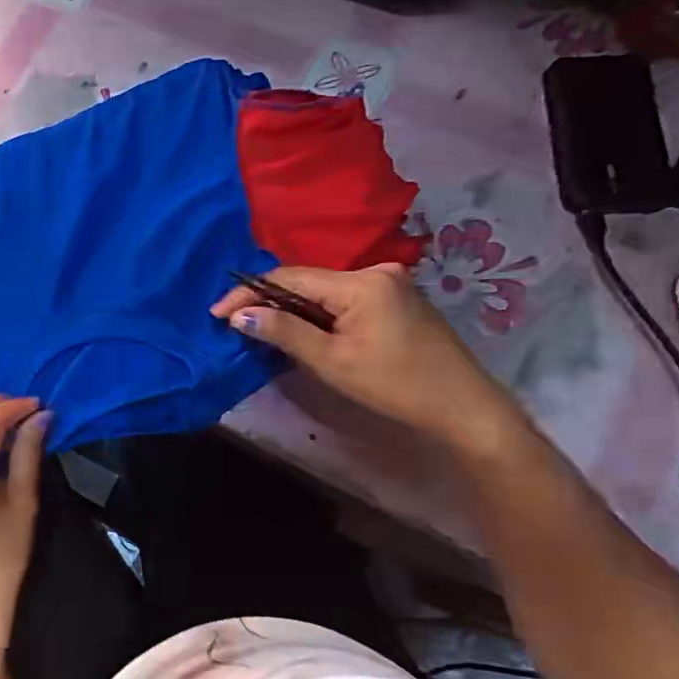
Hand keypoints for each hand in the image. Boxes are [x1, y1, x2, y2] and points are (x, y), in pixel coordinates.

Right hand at [212, 264, 524, 452]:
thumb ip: (283, 332)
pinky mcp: (394, 300)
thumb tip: (239, 315)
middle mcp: (375, 272)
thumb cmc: (394, 385)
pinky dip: (315, 313)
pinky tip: (300, 330)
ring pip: (322, 291)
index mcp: (360, 283)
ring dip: (290, 308)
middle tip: (232, 322)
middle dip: (266, 300)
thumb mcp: (331, 361)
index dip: (248, 293)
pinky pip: (341, 299)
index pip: (289, 277)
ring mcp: (388, 284)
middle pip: (305, 281)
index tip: (216, 313)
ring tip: (258, 327)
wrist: (462, 407)